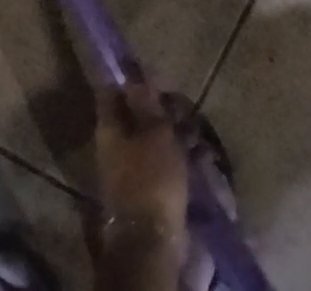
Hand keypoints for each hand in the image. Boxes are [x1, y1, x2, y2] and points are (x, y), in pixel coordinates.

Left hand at [94, 83, 187, 235]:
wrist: (152, 238)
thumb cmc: (152, 177)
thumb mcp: (154, 134)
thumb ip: (146, 105)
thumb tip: (134, 79)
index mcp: (109, 129)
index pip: (110, 93)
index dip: (127, 80)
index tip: (148, 71)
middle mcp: (114, 146)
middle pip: (136, 116)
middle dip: (161, 109)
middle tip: (184, 108)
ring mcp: (130, 168)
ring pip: (152, 139)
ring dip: (175, 133)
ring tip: (198, 133)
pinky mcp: (147, 187)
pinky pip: (162, 161)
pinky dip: (180, 156)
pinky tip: (201, 155)